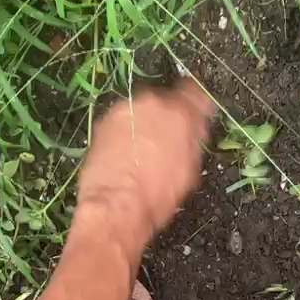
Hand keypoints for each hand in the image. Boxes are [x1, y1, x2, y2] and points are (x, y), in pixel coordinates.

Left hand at [73, 77, 215, 253]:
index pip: (195, 95)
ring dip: (142, 128)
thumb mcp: (189, 172)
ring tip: (141, 157)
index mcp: (182, 114)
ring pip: (140, 112)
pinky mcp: (104, 120)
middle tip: (163, 147)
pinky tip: (124, 158)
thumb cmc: (154, 196)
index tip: (194, 114)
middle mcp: (155, 103)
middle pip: (164, 103)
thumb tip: (194, 132)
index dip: (195, 106)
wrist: (118, 205)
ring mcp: (128, 109)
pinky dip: (123, 135)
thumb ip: (194, 141)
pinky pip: (120, 123)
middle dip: (164, 121)